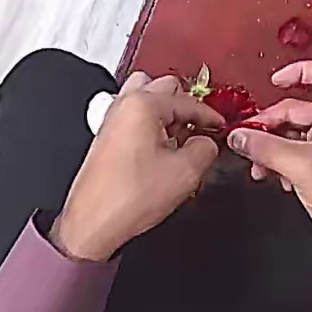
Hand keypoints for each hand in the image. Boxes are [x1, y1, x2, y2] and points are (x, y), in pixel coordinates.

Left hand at [50, 72, 223, 261]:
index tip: (219, 126)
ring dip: (166, 110)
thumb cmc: (128, 198)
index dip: (209, 115)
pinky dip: (151, 122)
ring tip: (179, 135)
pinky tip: (160, 147)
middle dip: (186, 107)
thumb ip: (205, 148)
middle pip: (165, 88)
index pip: (187, 101)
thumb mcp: (186, 172)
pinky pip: (134, 114)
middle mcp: (125, 105)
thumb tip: (206, 143)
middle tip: (200, 129)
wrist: (92, 224)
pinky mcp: (107, 136)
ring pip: (147, 96)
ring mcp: (113, 119)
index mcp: (144, 105)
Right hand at [227, 61, 311, 262]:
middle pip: (299, 109)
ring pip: (295, 134)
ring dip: (272, 147)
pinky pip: (298, 153)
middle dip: (271, 124)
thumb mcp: (300, 165)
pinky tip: (270, 177)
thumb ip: (264, 146)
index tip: (274, 81)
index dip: (299, 72)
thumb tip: (238, 135)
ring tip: (255, 164)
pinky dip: (282, 161)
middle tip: (247, 138)